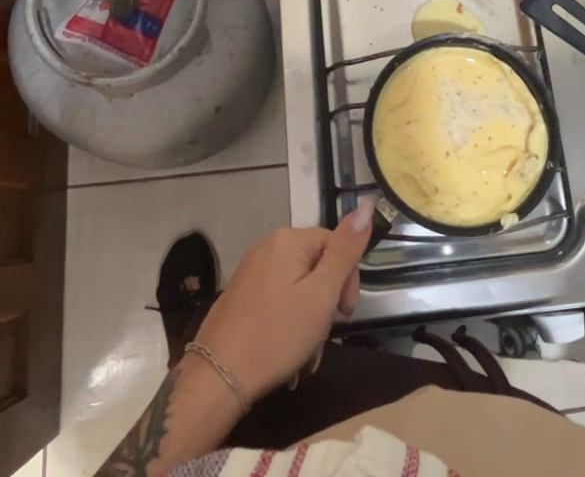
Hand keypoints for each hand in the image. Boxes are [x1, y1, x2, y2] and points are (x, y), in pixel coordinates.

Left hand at [190, 208, 369, 400]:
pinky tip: (288, 348)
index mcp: (288, 240)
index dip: (348, 279)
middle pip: (317, 265)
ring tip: (306, 349)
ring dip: (310, 316)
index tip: (344, 314)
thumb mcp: (321, 294)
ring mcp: (251, 271)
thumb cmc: (277, 334)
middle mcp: (267, 247)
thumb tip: (366, 207)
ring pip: (299, 286)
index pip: (336, 245)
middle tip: (323, 333)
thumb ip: (345, 251)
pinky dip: (290, 320)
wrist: (218, 377)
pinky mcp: (241, 294)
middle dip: (327, 300)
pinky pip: (279, 298)